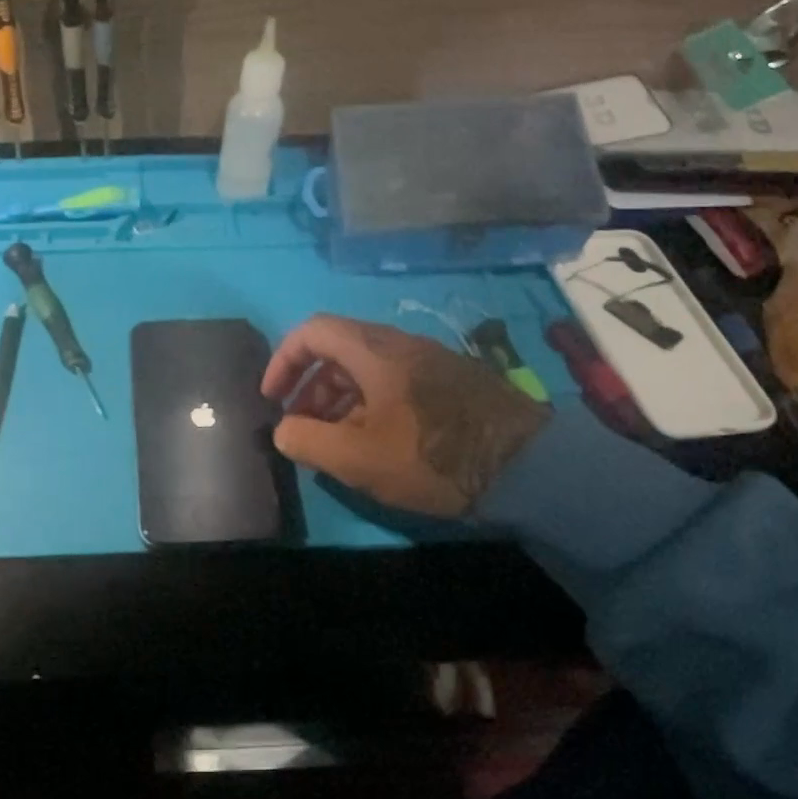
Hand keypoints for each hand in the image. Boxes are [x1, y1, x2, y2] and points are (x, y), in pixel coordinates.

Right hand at [262, 314, 549, 516]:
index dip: (283, 361)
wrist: (525, 467)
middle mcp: (402, 346)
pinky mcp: (451, 383)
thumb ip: (306, 440)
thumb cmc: (430, 457)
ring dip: (338, 398)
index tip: (272, 398)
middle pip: (339, 349)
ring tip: (333, 440)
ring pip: (367, 368)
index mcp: (375, 352)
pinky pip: (394, 382)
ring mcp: (431, 362)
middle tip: (300, 425)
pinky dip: (368, 403)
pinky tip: (374, 442)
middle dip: (309, 385)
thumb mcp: (355, 457)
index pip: (313, 331)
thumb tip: (284, 429)